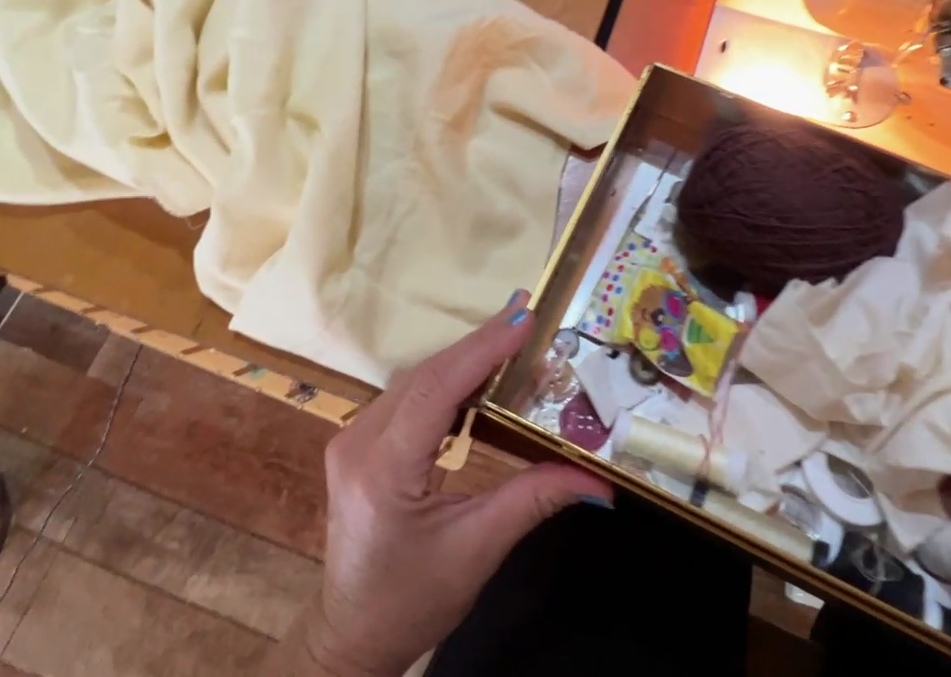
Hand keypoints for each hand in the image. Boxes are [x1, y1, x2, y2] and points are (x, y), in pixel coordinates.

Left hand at [269, 291, 612, 675]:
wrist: (352, 634)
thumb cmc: (412, 599)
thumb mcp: (477, 549)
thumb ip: (533, 499)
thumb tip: (598, 479)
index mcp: (382, 469)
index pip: (434, 389)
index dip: (481, 349)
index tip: (523, 319)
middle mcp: (358, 443)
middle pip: (423, 376)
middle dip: (478, 344)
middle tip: (527, 316)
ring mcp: (353, 441)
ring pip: (414, 382)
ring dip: (463, 359)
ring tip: (512, 338)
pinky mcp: (360, 446)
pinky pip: (407, 398)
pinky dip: (447, 382)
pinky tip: (478, 378)